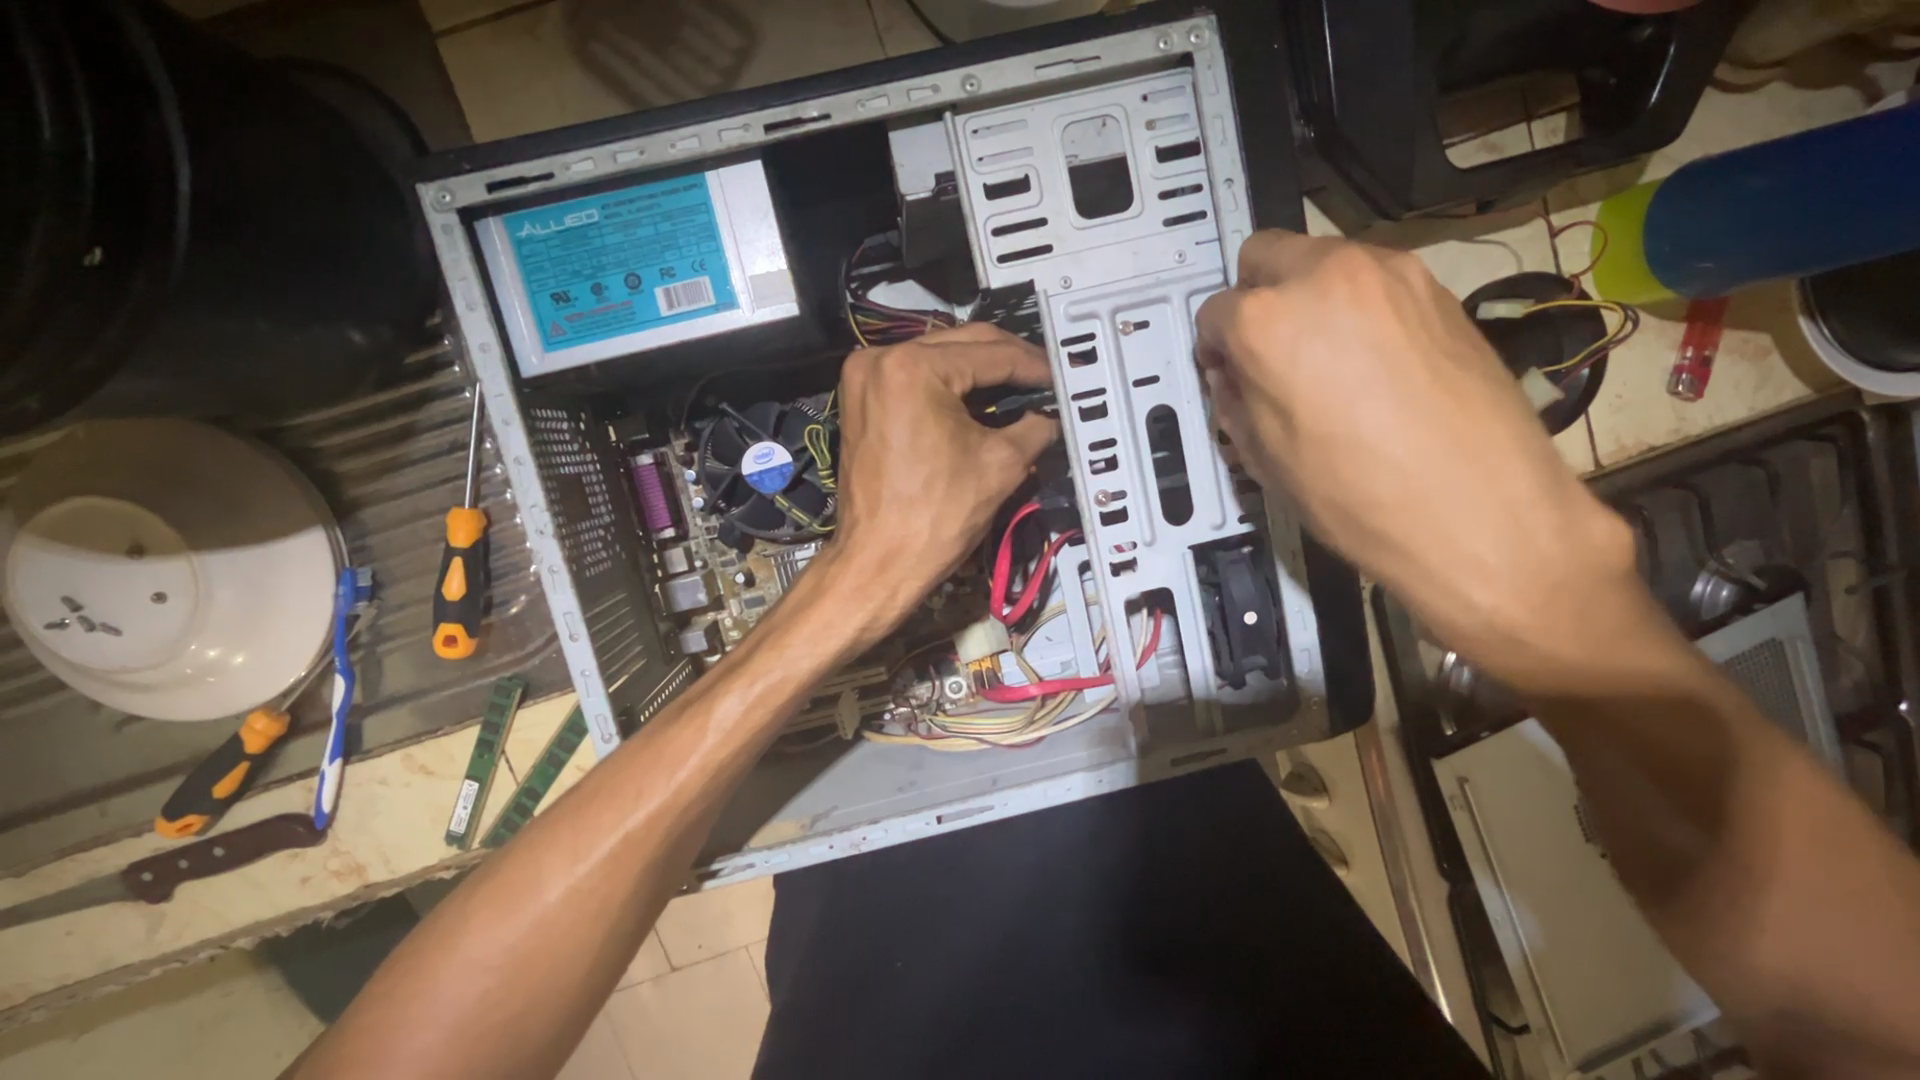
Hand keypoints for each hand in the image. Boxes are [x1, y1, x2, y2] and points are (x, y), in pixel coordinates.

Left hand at [828, 323, 1057, 637]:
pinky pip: (916, 379)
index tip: (1062, 375)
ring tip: (1020, 387)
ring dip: (980, 371)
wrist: (878, 562)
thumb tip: (1051, 415)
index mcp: (913, 367)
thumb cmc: (935, 516)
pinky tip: (982, 399)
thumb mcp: (1001, 465)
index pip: (991, 354)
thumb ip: (1035, 427)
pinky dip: (950, 386)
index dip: (1034, 365)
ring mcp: (865, 378)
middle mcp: (881, 359)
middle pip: (962, 345)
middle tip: (1046, 378)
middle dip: (1008, 360)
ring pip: (939, 359)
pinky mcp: (861, 401)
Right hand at [1196, 231, 1649, 694]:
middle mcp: (1323, 277)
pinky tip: (1377, 364)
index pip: (1214, 313)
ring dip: (1310, 297)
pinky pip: (1374, 281)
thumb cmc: (1356, 496)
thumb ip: (1236, 400)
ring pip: (1323, 261)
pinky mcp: (1437, 287)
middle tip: (1272, 353)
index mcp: (1265, 322)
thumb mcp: (1265, 458)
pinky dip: (1360, 308)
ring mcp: (1388, 273)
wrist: (1479, 512)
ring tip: (1331, 362)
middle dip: (1256, 297)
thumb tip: (1234, 377)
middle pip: (1264, 255)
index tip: (1230, 375)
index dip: (1216, 349)